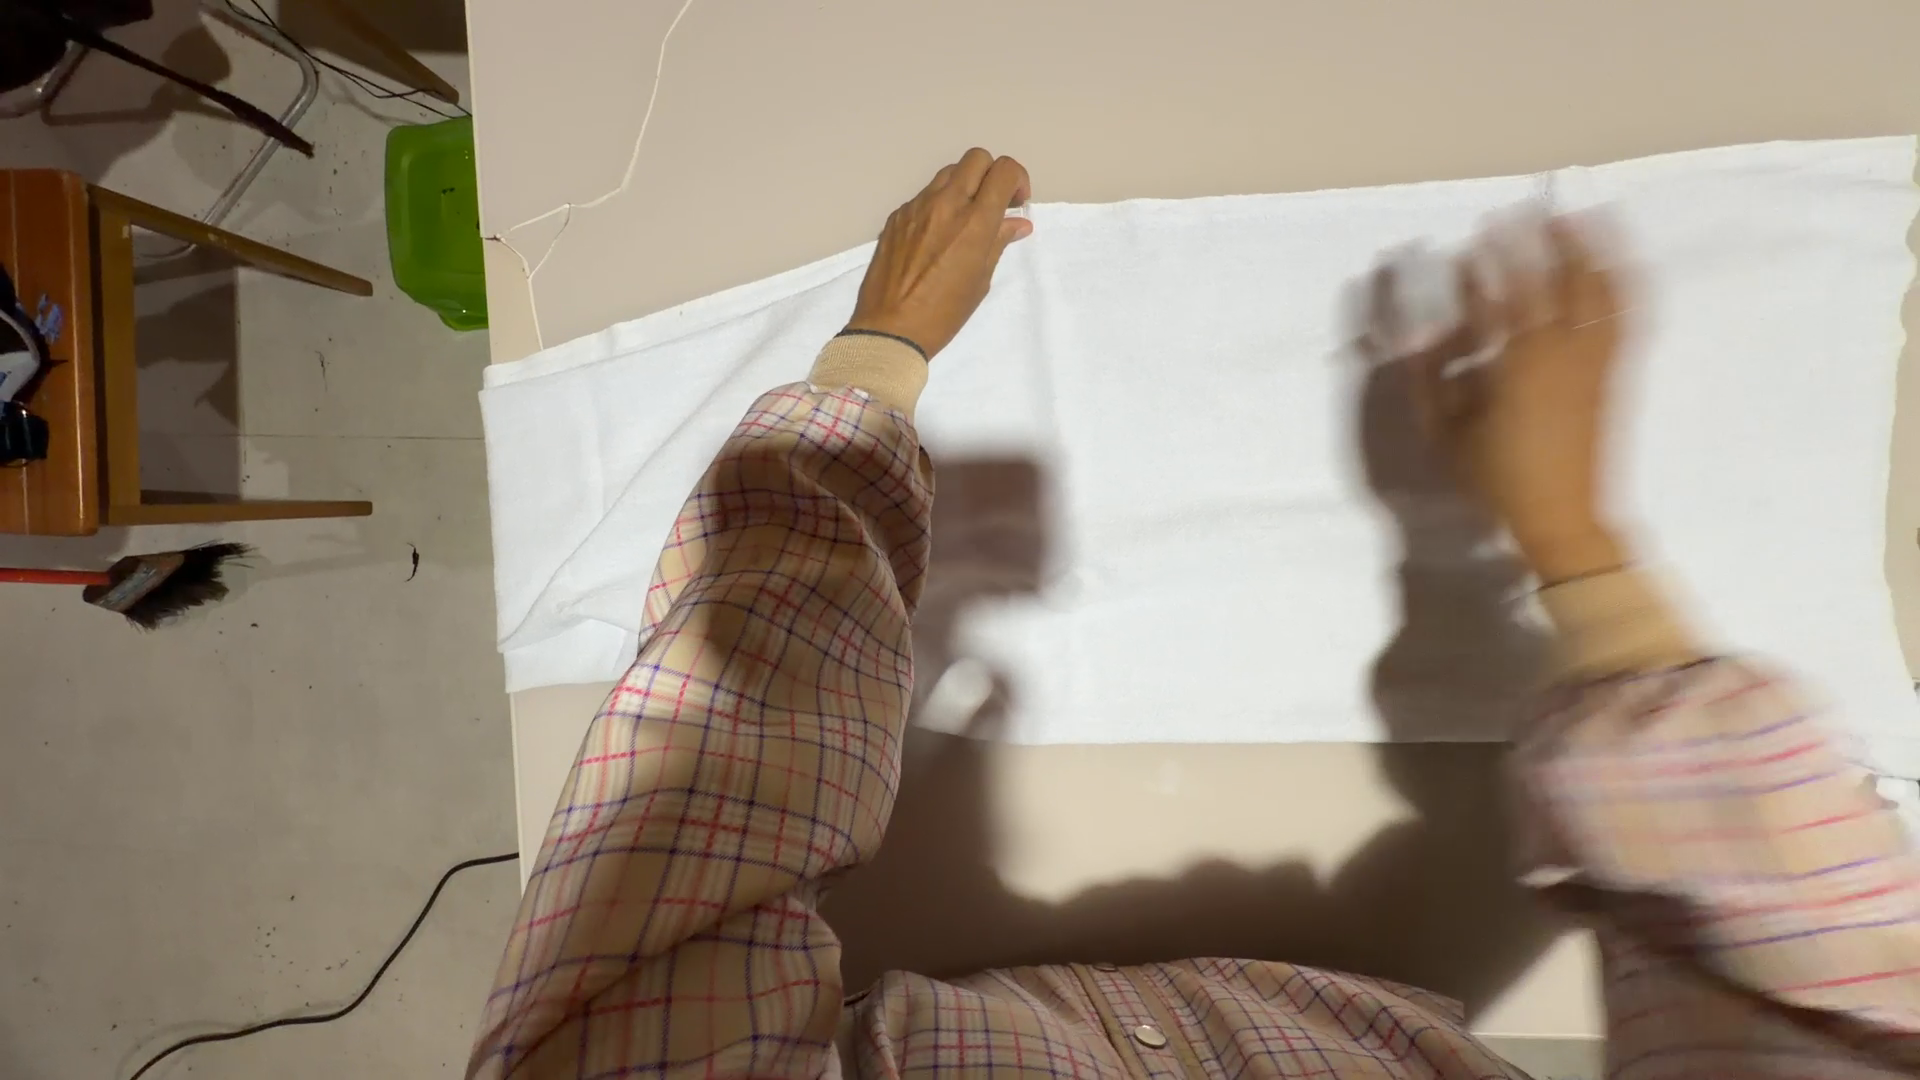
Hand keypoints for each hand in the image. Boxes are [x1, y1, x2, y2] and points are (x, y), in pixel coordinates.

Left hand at [846, 148, 1032, 358]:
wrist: (890, 328)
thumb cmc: (943, 315)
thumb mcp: (980, 282)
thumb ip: (998, 243)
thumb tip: (1017, 223)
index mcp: (973, 222)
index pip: (1004, 171)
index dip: (1017, 180)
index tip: (1016, 203)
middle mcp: (945, 204)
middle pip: (976, 159)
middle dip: (991, 175)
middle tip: (993, 205)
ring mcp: (916, 207)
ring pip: (948, 173)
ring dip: (964, 186)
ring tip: (964, 220)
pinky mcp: (896, 217)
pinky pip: (924, 196)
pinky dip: (938, 205)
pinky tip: (936, 237)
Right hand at [1416, 215, 1630, 582]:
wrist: (1563, 512)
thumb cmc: (1492, 476)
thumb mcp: (1444, 435)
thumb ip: (1428, 384)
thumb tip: (1417, 339)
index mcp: (1516, 368)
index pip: (1498, 303)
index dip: (1483, 271)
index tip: (1468, 245)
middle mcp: (1563, 351)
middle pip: (1553, 282)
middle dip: (1533, 244)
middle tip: (1514, 214)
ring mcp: (1597, 357)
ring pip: (1599, 287)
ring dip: (1586, 248)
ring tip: (1573, 216)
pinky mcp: (1615, 367)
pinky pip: (1626, 310)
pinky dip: (1621, 277)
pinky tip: (1613, 260)